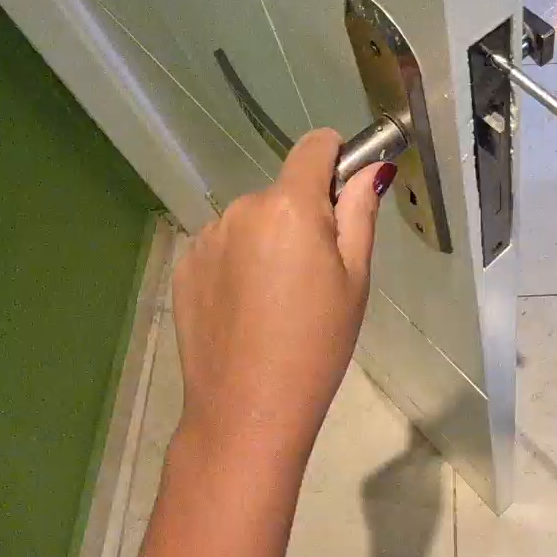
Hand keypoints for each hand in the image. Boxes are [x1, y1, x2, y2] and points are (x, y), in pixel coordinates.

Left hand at [169, 129, 391, 464]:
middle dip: (304, 215)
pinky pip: (224, 246)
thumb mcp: (356, 279)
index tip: (346, 194)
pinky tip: (246, 309)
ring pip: (252, 220)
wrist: (247, 410)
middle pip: (284, 191)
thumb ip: (360, 214)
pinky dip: (239, 263)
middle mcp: (242, 208)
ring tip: (277, 300)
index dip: (337, 159)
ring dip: (268, 240)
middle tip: (317, 275)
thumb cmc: (318, 345)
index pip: (314, 146)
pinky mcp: (184, 265)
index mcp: (290, 207)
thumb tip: (371, 168)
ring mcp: (207, 236)